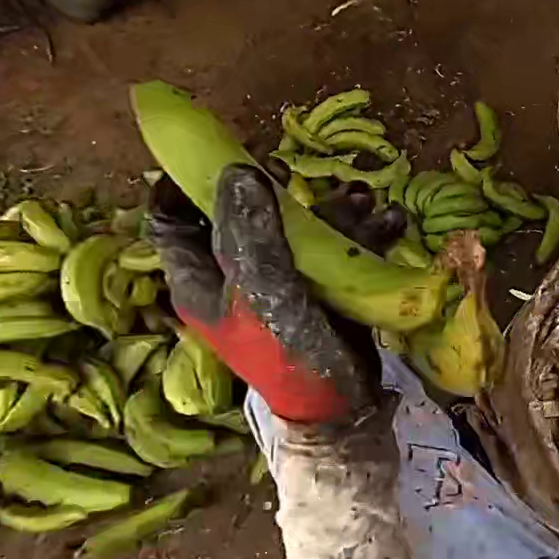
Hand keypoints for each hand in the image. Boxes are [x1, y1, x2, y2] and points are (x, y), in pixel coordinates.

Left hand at [150, 165, 375, 423]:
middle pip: (242, 214)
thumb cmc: (289, 355)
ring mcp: (278, 279)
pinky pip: (331, 246)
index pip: (171, 222)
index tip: (215, 152)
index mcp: (202, 280)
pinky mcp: (317, 285)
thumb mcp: (263, 293)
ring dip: (332, 211)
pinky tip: (387, 224)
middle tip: (295, 176)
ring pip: (294, 226)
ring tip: (366, 201)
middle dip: (274, 191)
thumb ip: (249, 235)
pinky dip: (357, 233)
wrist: (342, 406)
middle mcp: (235, 275)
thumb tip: (238, 172)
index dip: (183, 184)